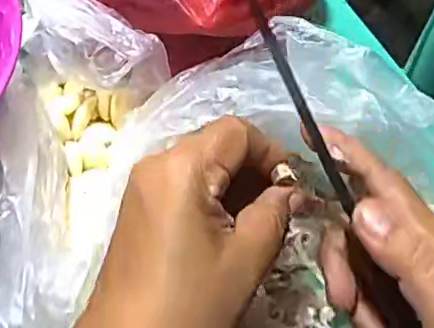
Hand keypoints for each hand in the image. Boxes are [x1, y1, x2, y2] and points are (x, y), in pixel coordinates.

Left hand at [78, 117, 298, 327]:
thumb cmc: (188, 302)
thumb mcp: (242, 262)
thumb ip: (273, 215)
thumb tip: (292, 190)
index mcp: (181, 165)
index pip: (235, 130)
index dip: (270, 151)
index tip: (293, 186)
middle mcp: (157, 159)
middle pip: (216, 142)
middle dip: (254, 169)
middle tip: (283, 207)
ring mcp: (144, 178)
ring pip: (201, 161)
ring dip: (234, 182)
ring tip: (260, 220)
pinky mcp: (139, 199)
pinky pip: (183, 179)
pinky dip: (211, 193)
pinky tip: (229, 227)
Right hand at [318, 129, 433, 327]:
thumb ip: (414, 261)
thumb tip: (361, 206)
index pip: (385, 181)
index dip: (348, 151)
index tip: (310, 129)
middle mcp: (421, 253)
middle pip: (358, 221)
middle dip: (337, 247)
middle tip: (340, 295)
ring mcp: (415, 283)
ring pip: (357, 257)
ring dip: (346, 282)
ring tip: (357, 316)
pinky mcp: (407, 310)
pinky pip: (367, 292)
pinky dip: (360, 308)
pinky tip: (372, 327)